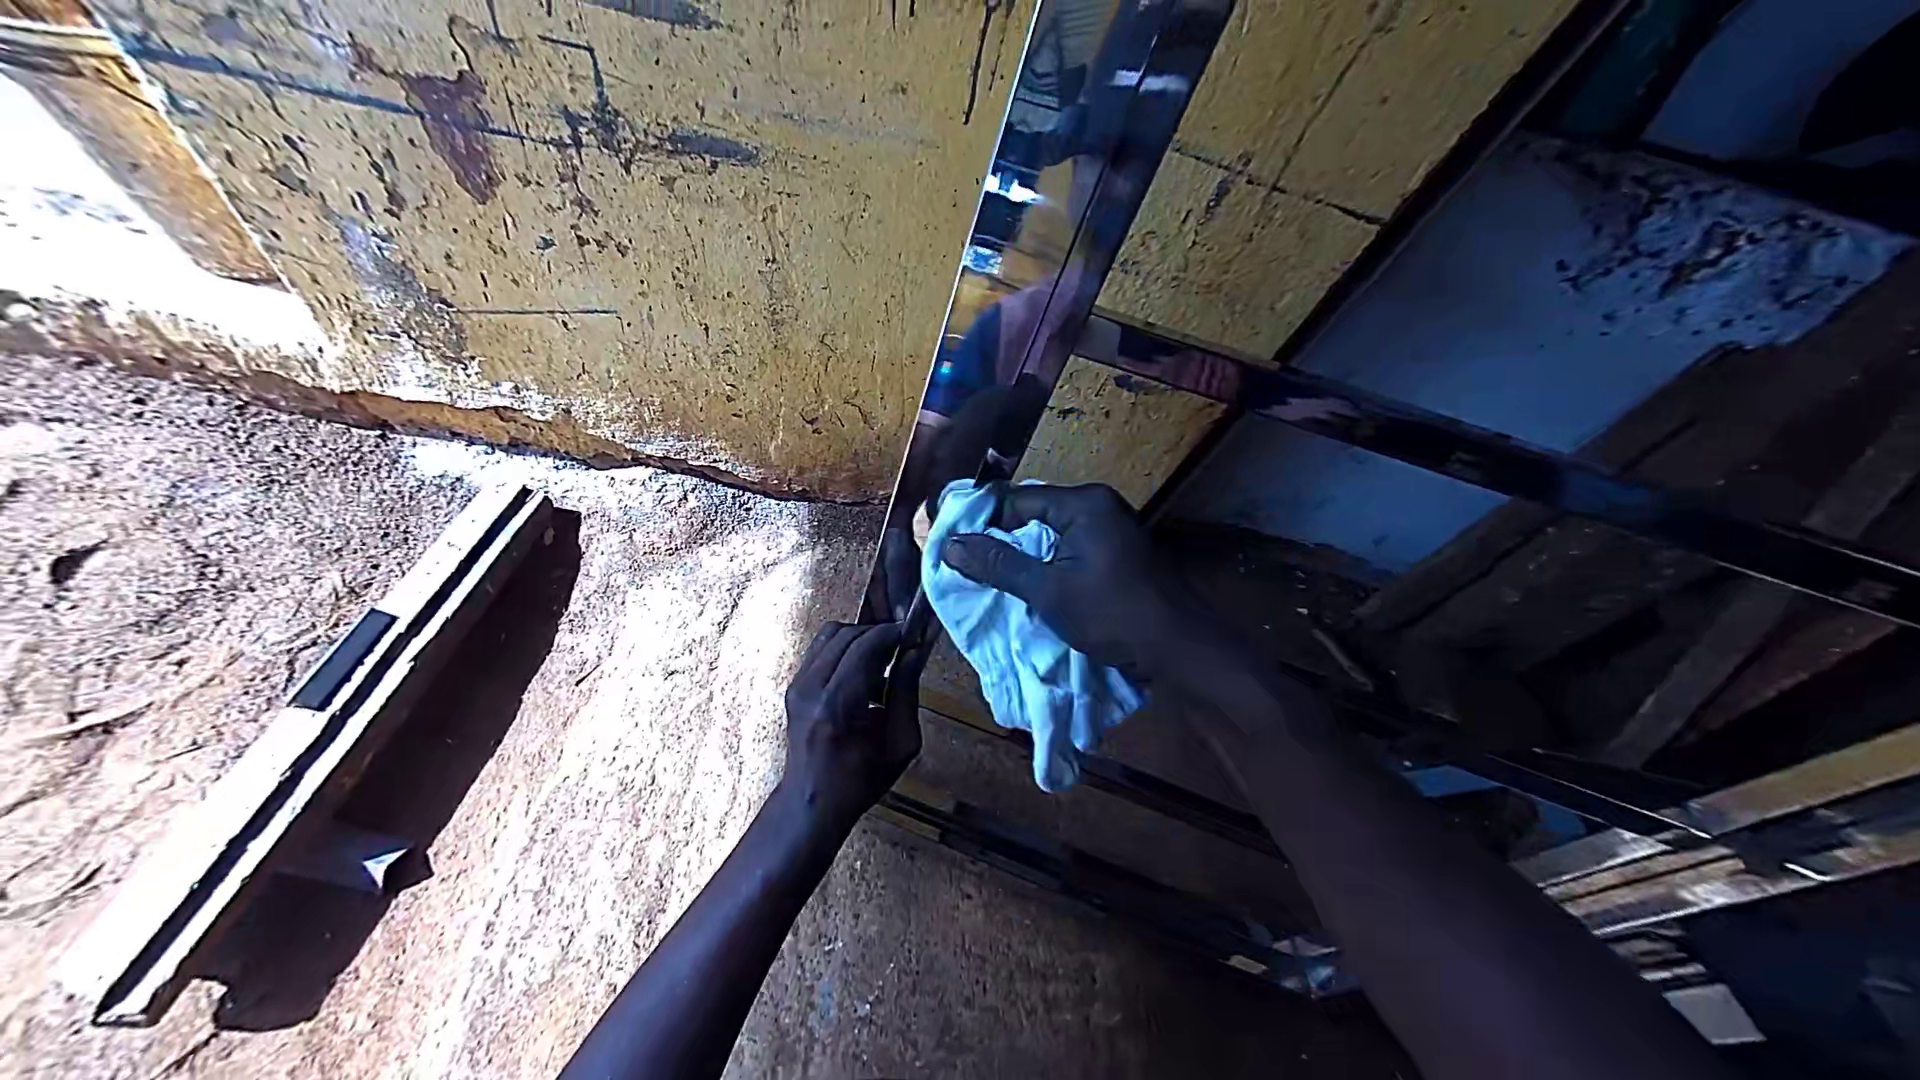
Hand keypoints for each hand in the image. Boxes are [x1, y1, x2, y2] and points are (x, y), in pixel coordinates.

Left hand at [782, 621, 928, 824]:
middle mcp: (812, 689)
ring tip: (881, 656)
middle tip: (899, 644)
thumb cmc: (861, 778)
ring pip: (829, 635)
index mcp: (838, 704)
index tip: (909, 632)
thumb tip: (914, 652)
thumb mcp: (901, 741)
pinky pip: (819, 649)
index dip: (889, 632)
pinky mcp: (794, 686)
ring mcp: (798, 686)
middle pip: (845, 635)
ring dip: (858, 637)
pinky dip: (843, 648)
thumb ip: (907, 691)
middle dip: (876, 632)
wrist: (813, 801)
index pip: (863, 646)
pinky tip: (860, 668)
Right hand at [938, 483, 1213, 686]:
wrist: (1178, 649)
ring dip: (1023, 557)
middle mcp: (1098, 506)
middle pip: (1032, 515)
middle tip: (968, 566)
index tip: (954, 548)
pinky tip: (1028, 586)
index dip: (984, 523)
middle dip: (1002, 541)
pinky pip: (1067, 549)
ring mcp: (1109, 529)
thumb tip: (950, 545)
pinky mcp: (1114, 552)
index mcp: (1084, 503)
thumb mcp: (1048, 590)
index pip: (1017, 501)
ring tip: (991, 579)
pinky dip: (1046, 566)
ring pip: (1048, 535)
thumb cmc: (1113, 614)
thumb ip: (998, 564)